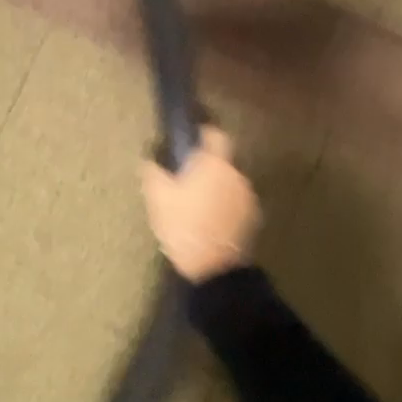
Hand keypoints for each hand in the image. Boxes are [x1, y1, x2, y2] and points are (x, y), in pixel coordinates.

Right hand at [140, 126, 261, 281]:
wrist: (212, 266)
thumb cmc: (183, 226)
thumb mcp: (158, 200)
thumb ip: (153, 174)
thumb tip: (148, 161)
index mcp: (214, 164)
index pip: (215, 136)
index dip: (203, 135)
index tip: (191, 143)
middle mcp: (236, 175)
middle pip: (221, 163)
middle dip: (206, 170)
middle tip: (186, 184)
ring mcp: (247, 197)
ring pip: (229, 184)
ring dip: (216, 189)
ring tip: (198, 208)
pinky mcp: (252, 218)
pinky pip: (235, 203)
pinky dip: (225, 207)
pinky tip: (210, 222)